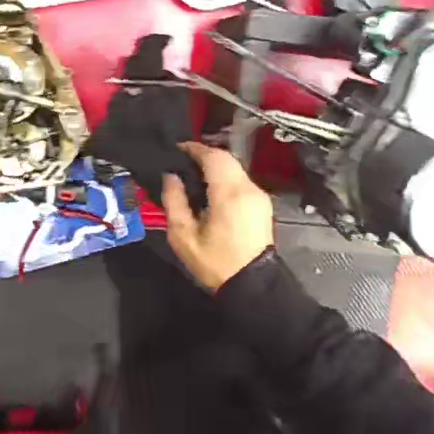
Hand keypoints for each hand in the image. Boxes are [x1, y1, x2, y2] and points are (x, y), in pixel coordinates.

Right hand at [160, 142, 273, 290]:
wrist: (252, 284)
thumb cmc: (215, 262)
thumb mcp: (183, 236)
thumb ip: (174, 201)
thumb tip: (171, 176)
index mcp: (229, 194)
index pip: (213, 157)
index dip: (194, 148)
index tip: (177, 148)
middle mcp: (248, 188)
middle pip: (226, 158)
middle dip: (204, 155)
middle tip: (182, 161)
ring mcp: (259, 195)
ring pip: (236, 168)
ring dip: (216, 166)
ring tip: (194, 175)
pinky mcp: (263, 204)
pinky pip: (242, 180)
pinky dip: (226, 177)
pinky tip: (211, 190)